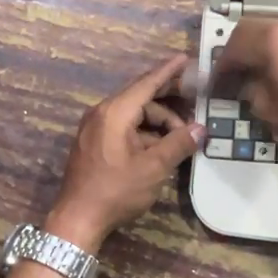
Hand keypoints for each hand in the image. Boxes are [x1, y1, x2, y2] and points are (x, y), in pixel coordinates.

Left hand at [46, 55, 204, 250]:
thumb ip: (178, 144)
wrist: (77, 218)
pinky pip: (123, 127)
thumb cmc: (116, 191)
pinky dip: (143, 133)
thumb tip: (200, 129)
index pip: (147, 83)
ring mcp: (94, 128)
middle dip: (168, 103)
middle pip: (141, 98)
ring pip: (133, 115)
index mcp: (115, 112)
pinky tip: (160, 148)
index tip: (184, 59)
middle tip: (193, 104)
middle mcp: (102, 113)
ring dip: (157, 123)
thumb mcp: (153, 168)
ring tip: (180, 139)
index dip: (168, 71)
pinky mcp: (93, 143)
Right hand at [211, 18, 277, 157]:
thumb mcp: (268, 111)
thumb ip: (250, 91)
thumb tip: (250, 84)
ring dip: (267, 50)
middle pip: (256, 30)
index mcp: (271, 41)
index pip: (233, 46)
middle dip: (241, 52)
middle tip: (236, 74)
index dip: (221, 66)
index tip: (217, 83)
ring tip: (266, 75)